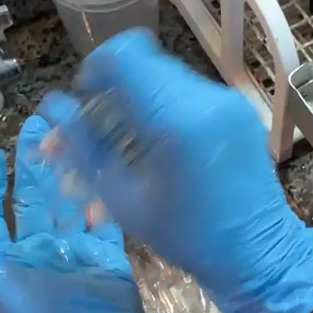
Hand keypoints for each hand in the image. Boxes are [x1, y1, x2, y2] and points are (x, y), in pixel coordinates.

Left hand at [0, 115, 156, 312]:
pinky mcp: (108, 255)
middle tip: (38, 122)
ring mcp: (75, 251)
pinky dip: (101, 195)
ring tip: (69, 132)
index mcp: (4, 257)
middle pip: (33, 197)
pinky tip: (99, 166)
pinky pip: (104, 218)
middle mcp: (38, 250)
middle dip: (31, 161)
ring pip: (68, 200)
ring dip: (66, 169)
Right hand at [38, 28, 312, 312]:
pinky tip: (153, 156)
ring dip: (136, 110)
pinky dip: (164, 118)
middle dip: (111, 99)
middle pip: (143, 70)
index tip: (85, 106)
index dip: (93, 72)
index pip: (124, 55)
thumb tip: (53, 109)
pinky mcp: (240, 115)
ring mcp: (229, 104)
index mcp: (177, 117)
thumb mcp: (124, 199)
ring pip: (166, 85)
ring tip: (121, 153)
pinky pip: (190, 101)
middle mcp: (207, 98)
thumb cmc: (189, 238)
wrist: (260, 256)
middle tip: (94, 138)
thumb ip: (84, 148)